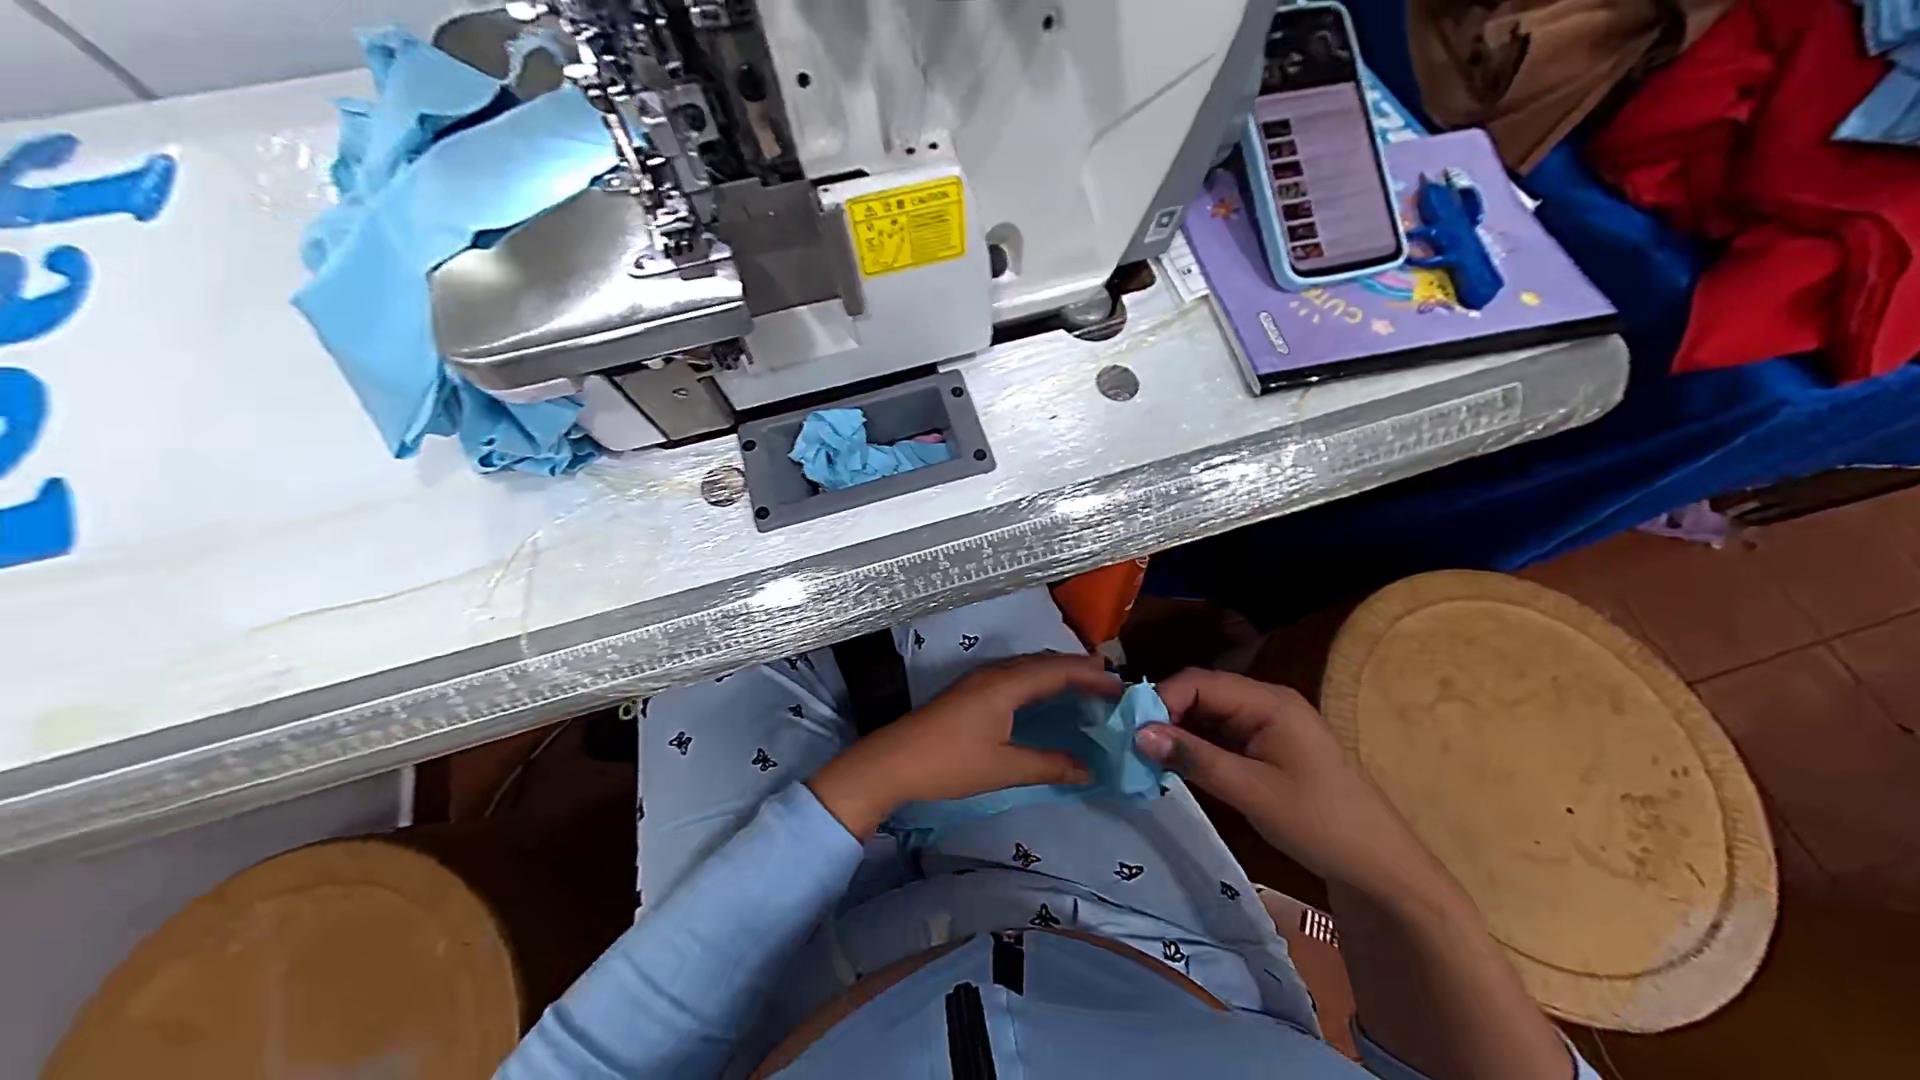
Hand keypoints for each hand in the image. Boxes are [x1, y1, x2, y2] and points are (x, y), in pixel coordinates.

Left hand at [808, 654, 1119, 836]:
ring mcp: (979, 680)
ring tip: (1084, 687)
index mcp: (1005, 684)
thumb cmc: (949, 763)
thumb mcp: (1004, 768)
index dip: (1091, 676)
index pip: (1058, 670)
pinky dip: (1038, 680)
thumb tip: (1090, 769)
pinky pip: (1015, 675)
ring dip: (1057, 672)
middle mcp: (994, 673)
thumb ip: (1049, 765)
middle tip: (1110, 684)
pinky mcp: (969, 691)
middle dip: (1078, 669)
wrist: (892, 762)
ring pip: (1028, 666)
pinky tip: (1043, 698)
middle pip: (1044, 662)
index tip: (1121, 687)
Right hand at [1134, 669, 1447, 900]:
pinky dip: (1193, 746)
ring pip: (1205, 714)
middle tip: (1129, 744)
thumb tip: (1136, 733)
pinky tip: (1172, 763)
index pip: (1198, 682)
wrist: (1379, 867)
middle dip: (1162, 714)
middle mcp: (1264, 702)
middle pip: (1200, 693)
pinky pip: (1217, 734)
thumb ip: (1194, 758)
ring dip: (1175, 731)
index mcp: (1268, 701)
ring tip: (1142, 755)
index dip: (1160, 700)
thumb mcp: (1251, 791)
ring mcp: (1265, 724)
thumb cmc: (1319, 823)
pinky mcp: (1263, 746)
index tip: (1129, 732)